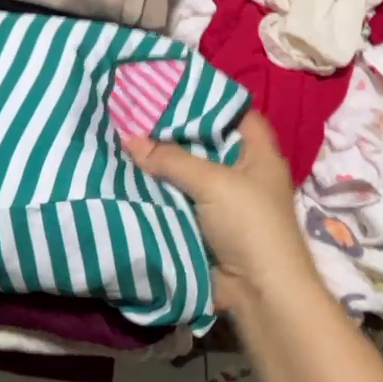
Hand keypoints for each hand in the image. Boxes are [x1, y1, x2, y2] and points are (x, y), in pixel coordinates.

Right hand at [124, 113, 316, 313]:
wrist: (259, 292)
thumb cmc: (250, 225)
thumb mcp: (213, 182)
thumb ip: (171, 159)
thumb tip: (129, 138)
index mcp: (259, 155)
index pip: (238, 114)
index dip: (211, 99)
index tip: (173, 88)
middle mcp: (243, 174)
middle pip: (206, 144)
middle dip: (174, 132)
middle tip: (136, 112)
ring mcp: (223, 203)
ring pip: (188, 175)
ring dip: (162, 165)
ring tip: (123, 137)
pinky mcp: (204, 227)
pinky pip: (177, 202)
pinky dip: (157, 194)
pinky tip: (127, 177)